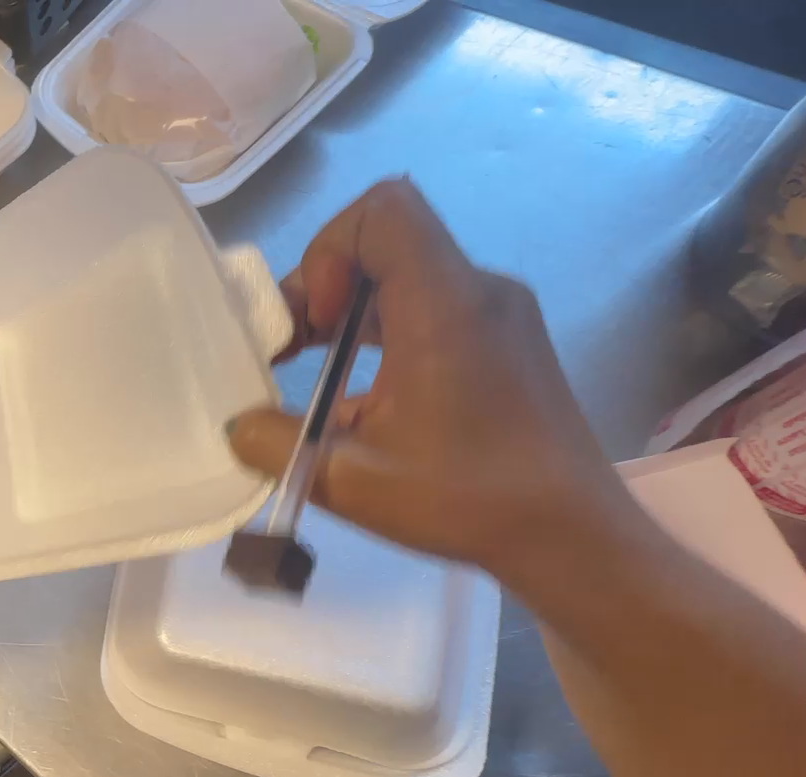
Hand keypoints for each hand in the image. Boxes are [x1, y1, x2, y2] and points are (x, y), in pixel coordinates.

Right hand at [226, 179, 639, 580]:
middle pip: (380, 243)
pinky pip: (418, 308)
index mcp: (446, 309)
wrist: (567, 535)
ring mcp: (491, 314)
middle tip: (284, 356)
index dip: (324, 255)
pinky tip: (346, 396)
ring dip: (337, 316)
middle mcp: (476, 292)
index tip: (312, 326)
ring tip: (302, 372)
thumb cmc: (463, 501)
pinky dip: (367, 337)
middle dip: (315, 292)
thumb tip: (238, 422)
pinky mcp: (494, 340)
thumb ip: (274, 443)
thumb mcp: (346, 480)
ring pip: (395, 277)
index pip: (381, 212)